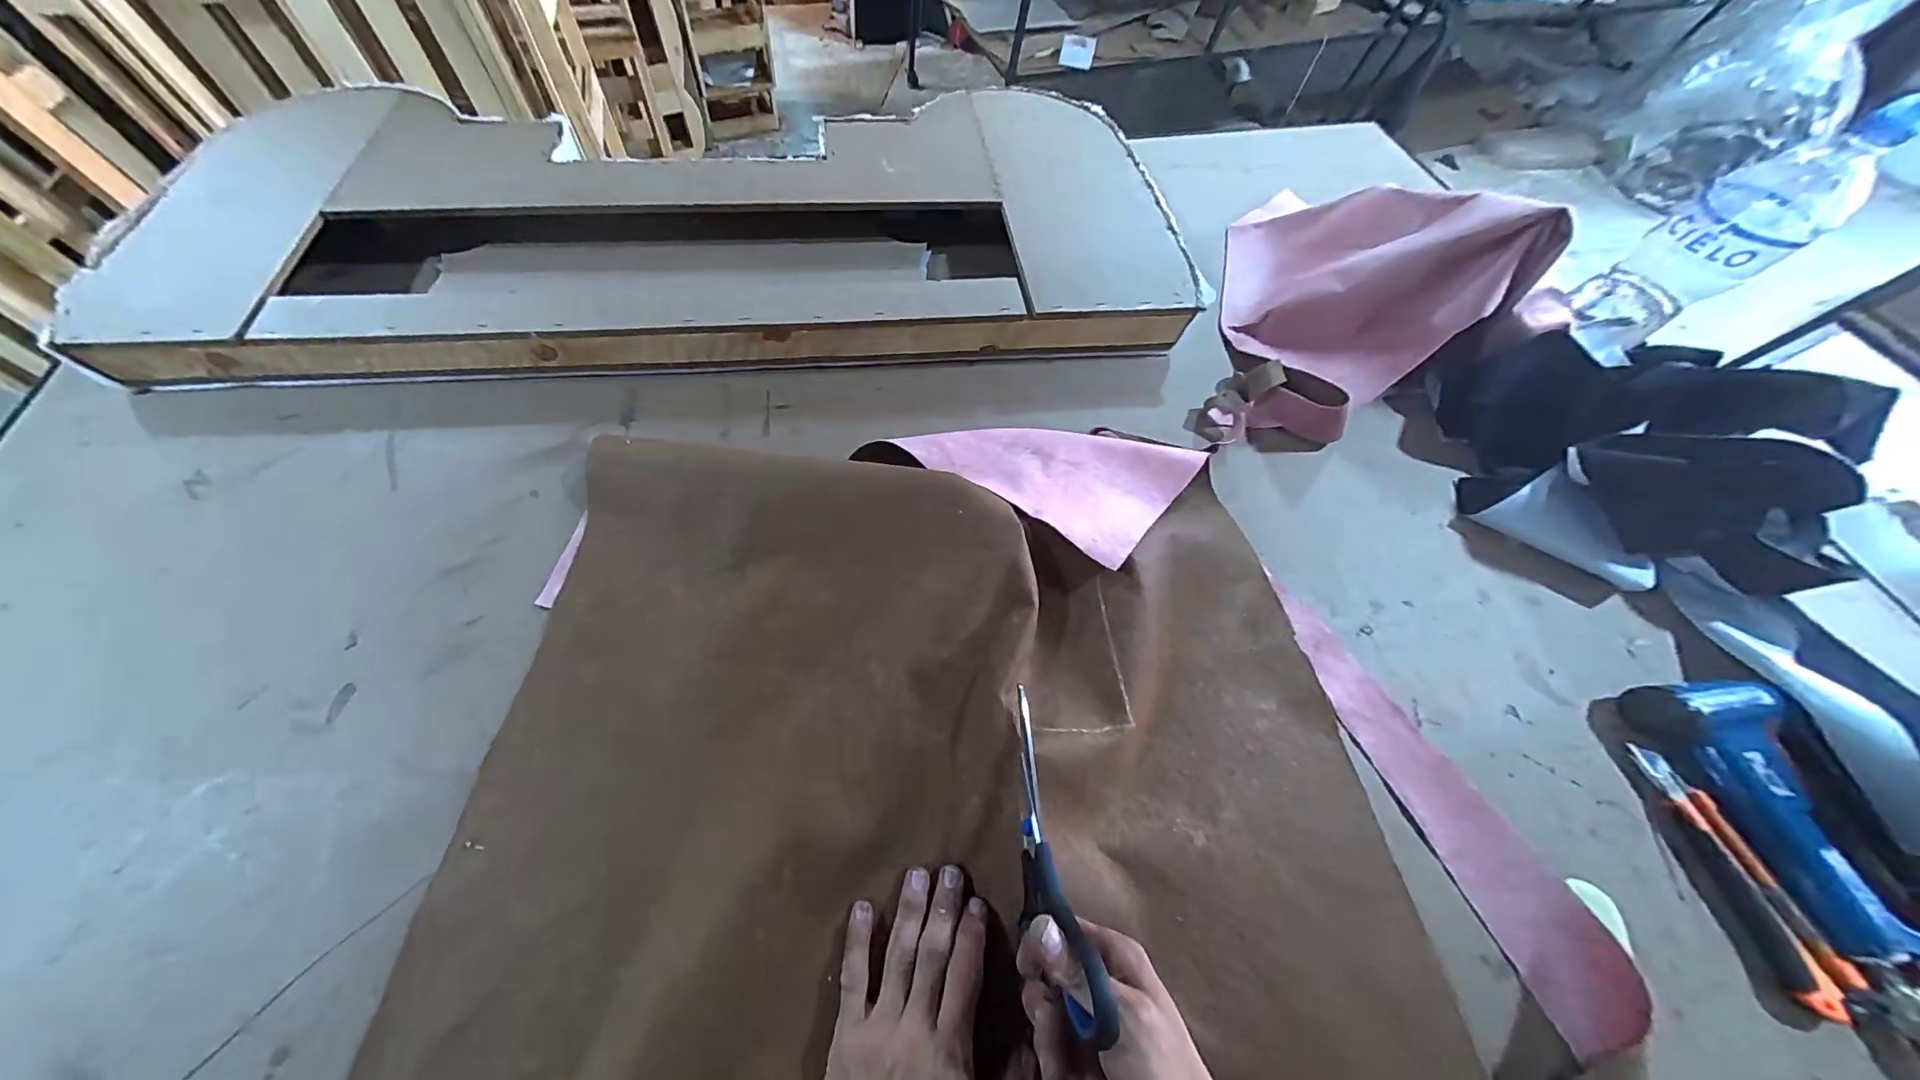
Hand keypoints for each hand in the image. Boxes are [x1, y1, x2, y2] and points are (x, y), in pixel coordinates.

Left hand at [826, 865, 987, 1079]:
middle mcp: (913, 1028)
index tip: (979, 902)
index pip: (964, 977)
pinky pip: (851, 979)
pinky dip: (856, 940)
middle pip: (931, 956)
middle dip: (943, 910)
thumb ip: (1006, 1067)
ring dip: (907, 911)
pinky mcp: (843, 1035)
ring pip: (895, 957)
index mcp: (948, 1048)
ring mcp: (875, 1028)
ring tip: (916, 874)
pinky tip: (861, 907)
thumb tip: (1031, 1019)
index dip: (973, 937)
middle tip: (950, 871)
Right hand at [1018, 915, 1211, 1079]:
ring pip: (1047, 1012)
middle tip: (1050, 1023)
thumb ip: (1080, 972)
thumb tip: (1042, 924)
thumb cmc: (1161, 1064)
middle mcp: (1101, 980)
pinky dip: (1054, 1061)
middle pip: (1050, 973)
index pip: (1066, 928)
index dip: (1042, 943)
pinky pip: (1054, 1044)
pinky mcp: (1086, 1049)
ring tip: (1065, 1065)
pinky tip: (1069, 1075)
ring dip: (1047, 1039)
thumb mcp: (1122, 1013)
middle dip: (1043, 1002)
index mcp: (1116, 957)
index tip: (1028, 967)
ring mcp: (1093, 1017)